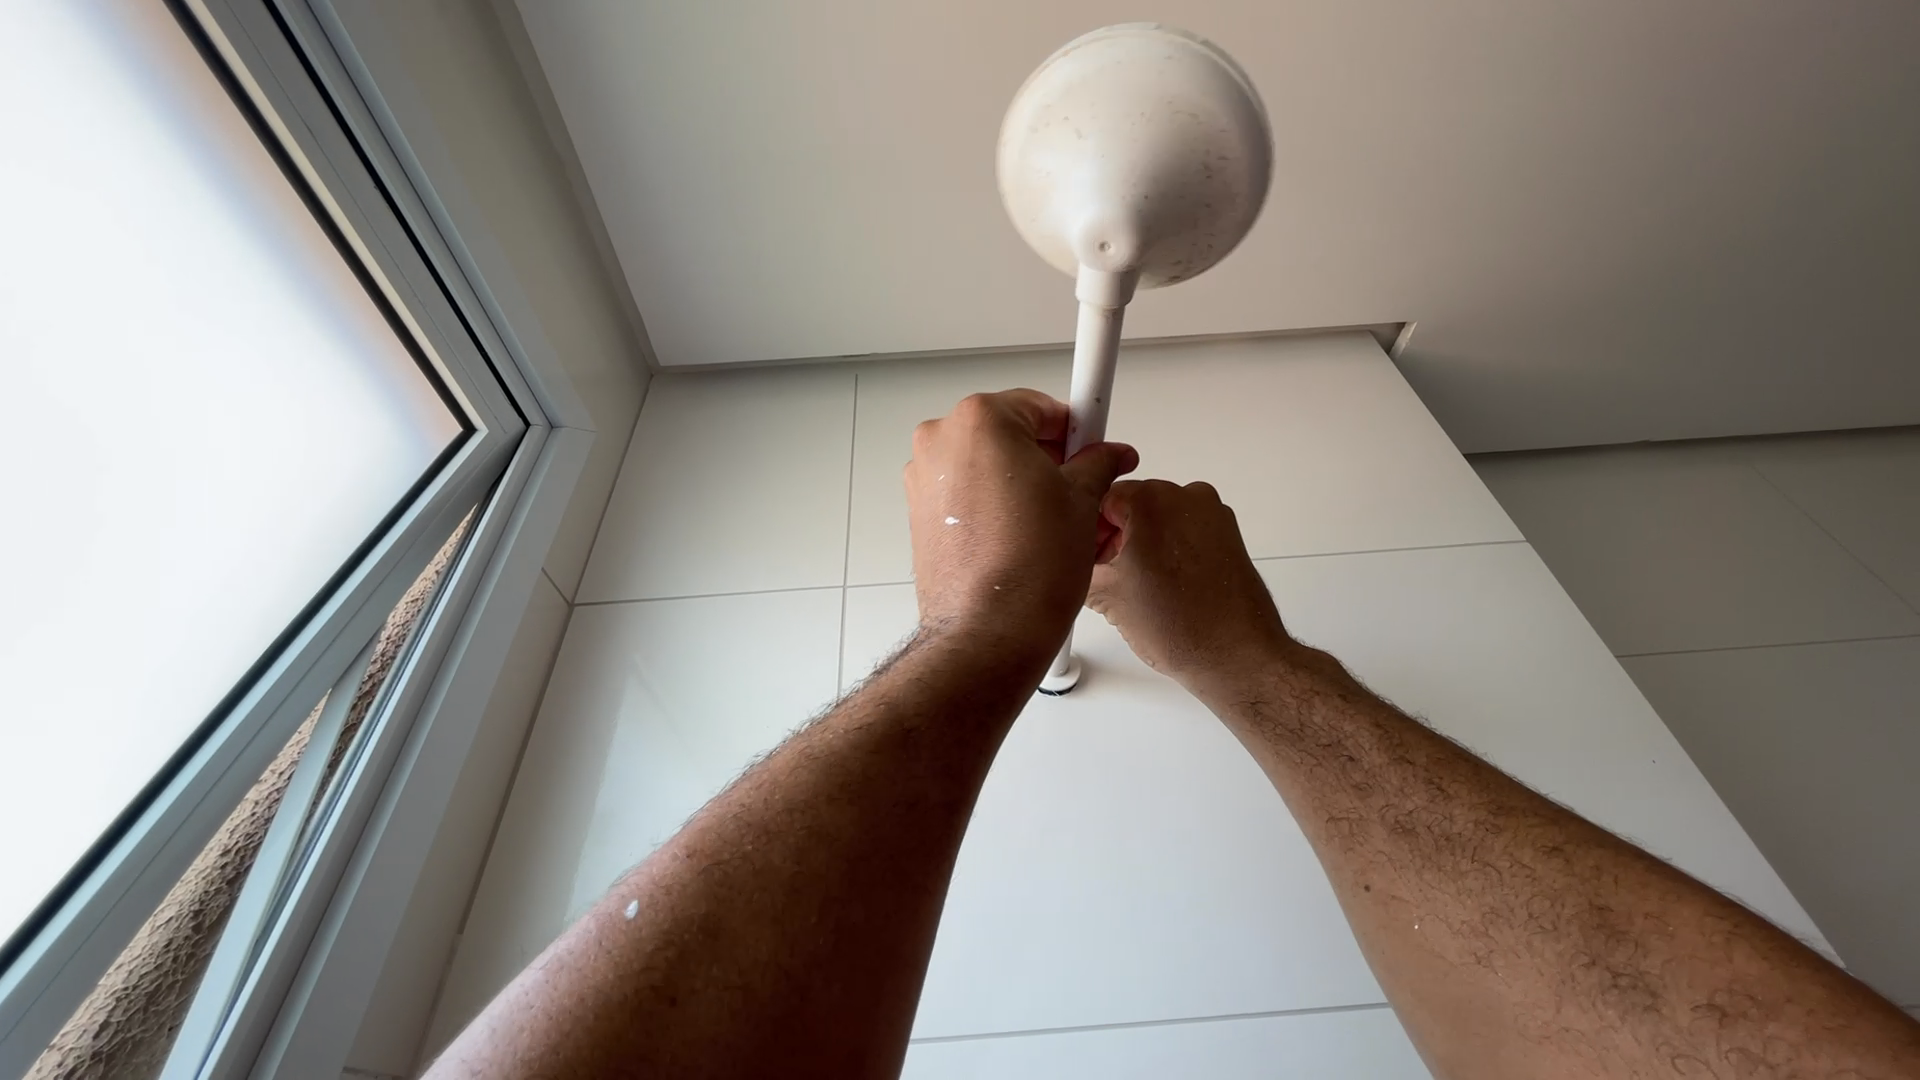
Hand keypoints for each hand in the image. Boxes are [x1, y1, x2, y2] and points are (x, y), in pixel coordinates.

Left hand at [905, 390, 1137, 668]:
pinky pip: (967, 494)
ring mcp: (924, 479)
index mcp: (980, 420)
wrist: (989, 631)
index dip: (1076, 429)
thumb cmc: (1028, 571)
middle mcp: (941, 442)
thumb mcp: (1083, 500)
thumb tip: (1109, 455)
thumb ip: (1098, 463)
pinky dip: (996, 505)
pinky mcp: (918, 514)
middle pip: (1010, 435)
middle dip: (1049, 460)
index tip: (1092, 443)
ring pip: (988, 467)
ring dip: (1024, 485)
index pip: (1041, 406)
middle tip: (1080, 489)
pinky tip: (1027, 535)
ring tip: (1056, 521)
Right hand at [1086, 480, 1293, 690]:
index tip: (1085, 555)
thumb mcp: (1106, 595)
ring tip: (1135, 584)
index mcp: (1151, 500)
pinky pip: (1186, 532)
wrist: (1235, 655)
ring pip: (1160, 519)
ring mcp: (1212, 515)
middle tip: (1104, 573)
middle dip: (1114, 537)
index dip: (1087, 530)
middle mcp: (1186, 497)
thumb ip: (1080, 567)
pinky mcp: (1228, 536)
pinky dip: (1170, 551)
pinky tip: (1162, 586)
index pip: (1101, 499)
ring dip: (1142, 545)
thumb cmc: (1183, 627)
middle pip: (1132, 506)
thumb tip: (1073, 564)